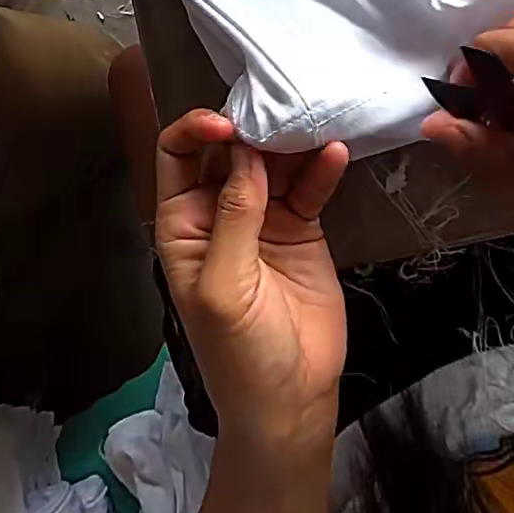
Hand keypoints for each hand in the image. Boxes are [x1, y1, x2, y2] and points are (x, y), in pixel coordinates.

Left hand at [153, 110, 350, 446]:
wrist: (293, 397)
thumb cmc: (239, 354)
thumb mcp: (226, 287)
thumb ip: (235, 217)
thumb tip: (246, 152)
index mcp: (185, 222)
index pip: (178, 155)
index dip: (197, 130)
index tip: (231, 125)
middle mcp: (221, 210)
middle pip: (231, 150)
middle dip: (252, 128)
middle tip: (282, 115)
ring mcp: (264, 215)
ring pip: (274, 161)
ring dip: (292, 141)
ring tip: (314, 124)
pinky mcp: (302, 224)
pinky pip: (310, 185)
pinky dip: (322, 168)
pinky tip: (335, 152)